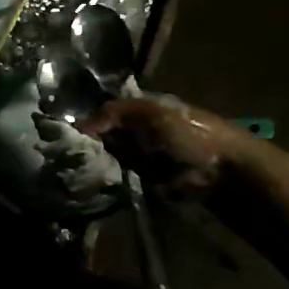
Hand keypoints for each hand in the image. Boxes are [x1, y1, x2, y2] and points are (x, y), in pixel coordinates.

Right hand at [79, 95, 257, 191]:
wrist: (223, 172)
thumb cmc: (191, 134)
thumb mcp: (153, 114)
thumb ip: (116, 112)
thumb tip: (79, 125)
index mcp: (143, 109)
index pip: (107, 111)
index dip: (88, 120)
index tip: (67, 133)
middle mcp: (139, 130)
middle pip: (104, 134)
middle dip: (87, 142)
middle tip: (66, 152)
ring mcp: (141, 156)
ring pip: (108, 156)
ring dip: (94, 161)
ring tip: (73, 167)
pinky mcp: (144, 179)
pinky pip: (118, 175)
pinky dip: (106, 177)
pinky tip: (90, 178)